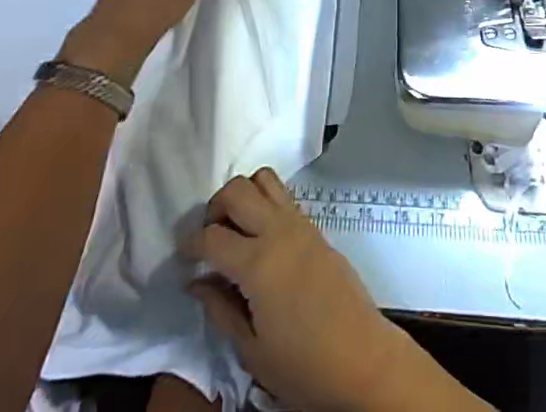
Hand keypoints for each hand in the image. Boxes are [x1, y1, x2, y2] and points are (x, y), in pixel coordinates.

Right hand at [185, 170, 410, 411]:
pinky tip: (260, 236)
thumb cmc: (304, 365)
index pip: (211, 236)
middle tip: (209, 239)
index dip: (189, 244)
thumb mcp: (251, 350)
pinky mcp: (317, 228)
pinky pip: (285, 197)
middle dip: (214, 208)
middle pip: (237, 190)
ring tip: (235, 230)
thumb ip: (220, 309)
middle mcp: (280, 232)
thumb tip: (196, 282)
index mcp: (259, 263)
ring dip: (243, 196)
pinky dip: (265, 203)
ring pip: (265, 179)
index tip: (182, 259)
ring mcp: (302, 225)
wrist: (363, 360)